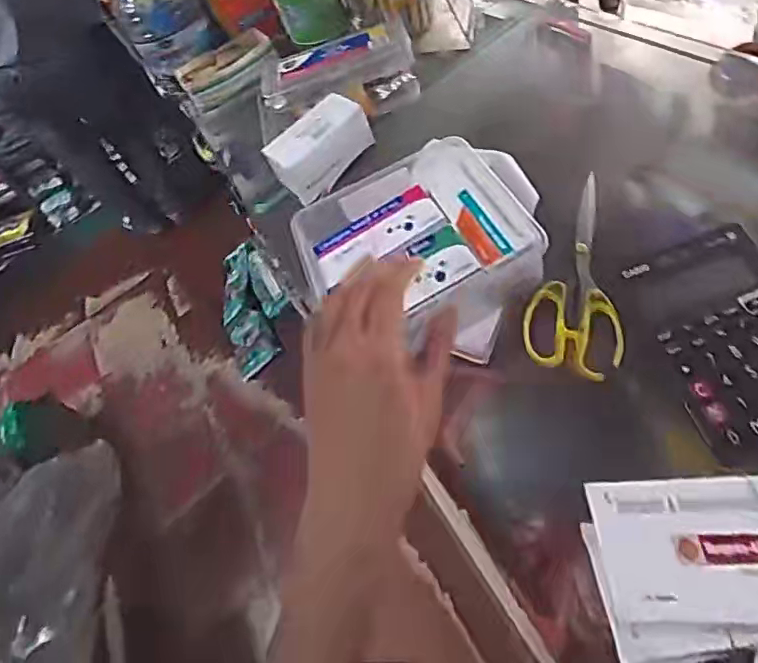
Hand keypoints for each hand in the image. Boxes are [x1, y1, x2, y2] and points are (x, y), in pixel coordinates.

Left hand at [300, 258, 458, 554]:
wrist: (350, 498)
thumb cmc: (399, 456)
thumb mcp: (428, 403)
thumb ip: (438, 351)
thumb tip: (449, 311)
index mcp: (380, 352)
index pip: (388, 293)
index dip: (403, 270)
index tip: (418, 262)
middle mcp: (346, 345)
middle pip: (359, 291)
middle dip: (378, 268)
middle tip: (397, 259)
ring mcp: (321, 357)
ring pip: (333, 302)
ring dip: (350, 279)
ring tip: (367, 265)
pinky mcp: (308, 371)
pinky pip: (314, 326)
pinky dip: (327, 305)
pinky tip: (336, 301)